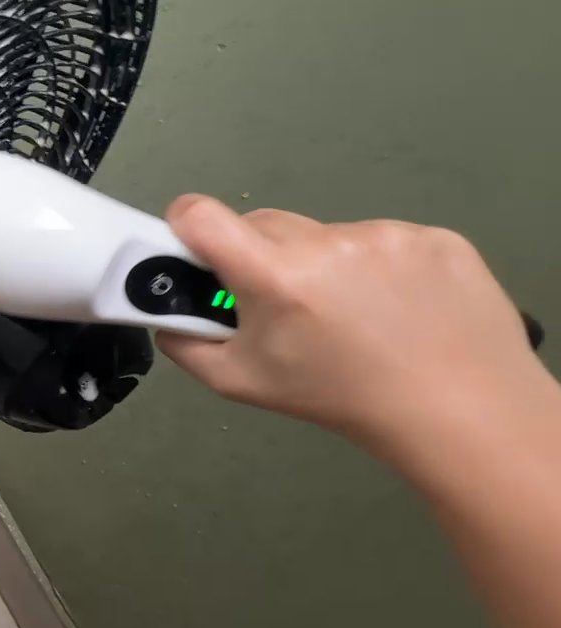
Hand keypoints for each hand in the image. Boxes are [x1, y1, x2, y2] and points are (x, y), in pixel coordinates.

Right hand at [157, 195, 550, 456]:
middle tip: (273, 296)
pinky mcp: (436, 237)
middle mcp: (327, 243)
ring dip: (314, 259)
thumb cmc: (335, 397)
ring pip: (319, 232)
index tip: (191, 246)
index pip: (200, 214)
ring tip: (343, 306)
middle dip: (253, 253)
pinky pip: (375, 237)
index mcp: (273, 275)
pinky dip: (369, 263)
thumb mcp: (234, 379)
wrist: (464, 413)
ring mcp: (387, 235)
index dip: (184, 224)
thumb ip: (181, 341)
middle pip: (259, 223)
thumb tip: (163, 313)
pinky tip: (390, 301)